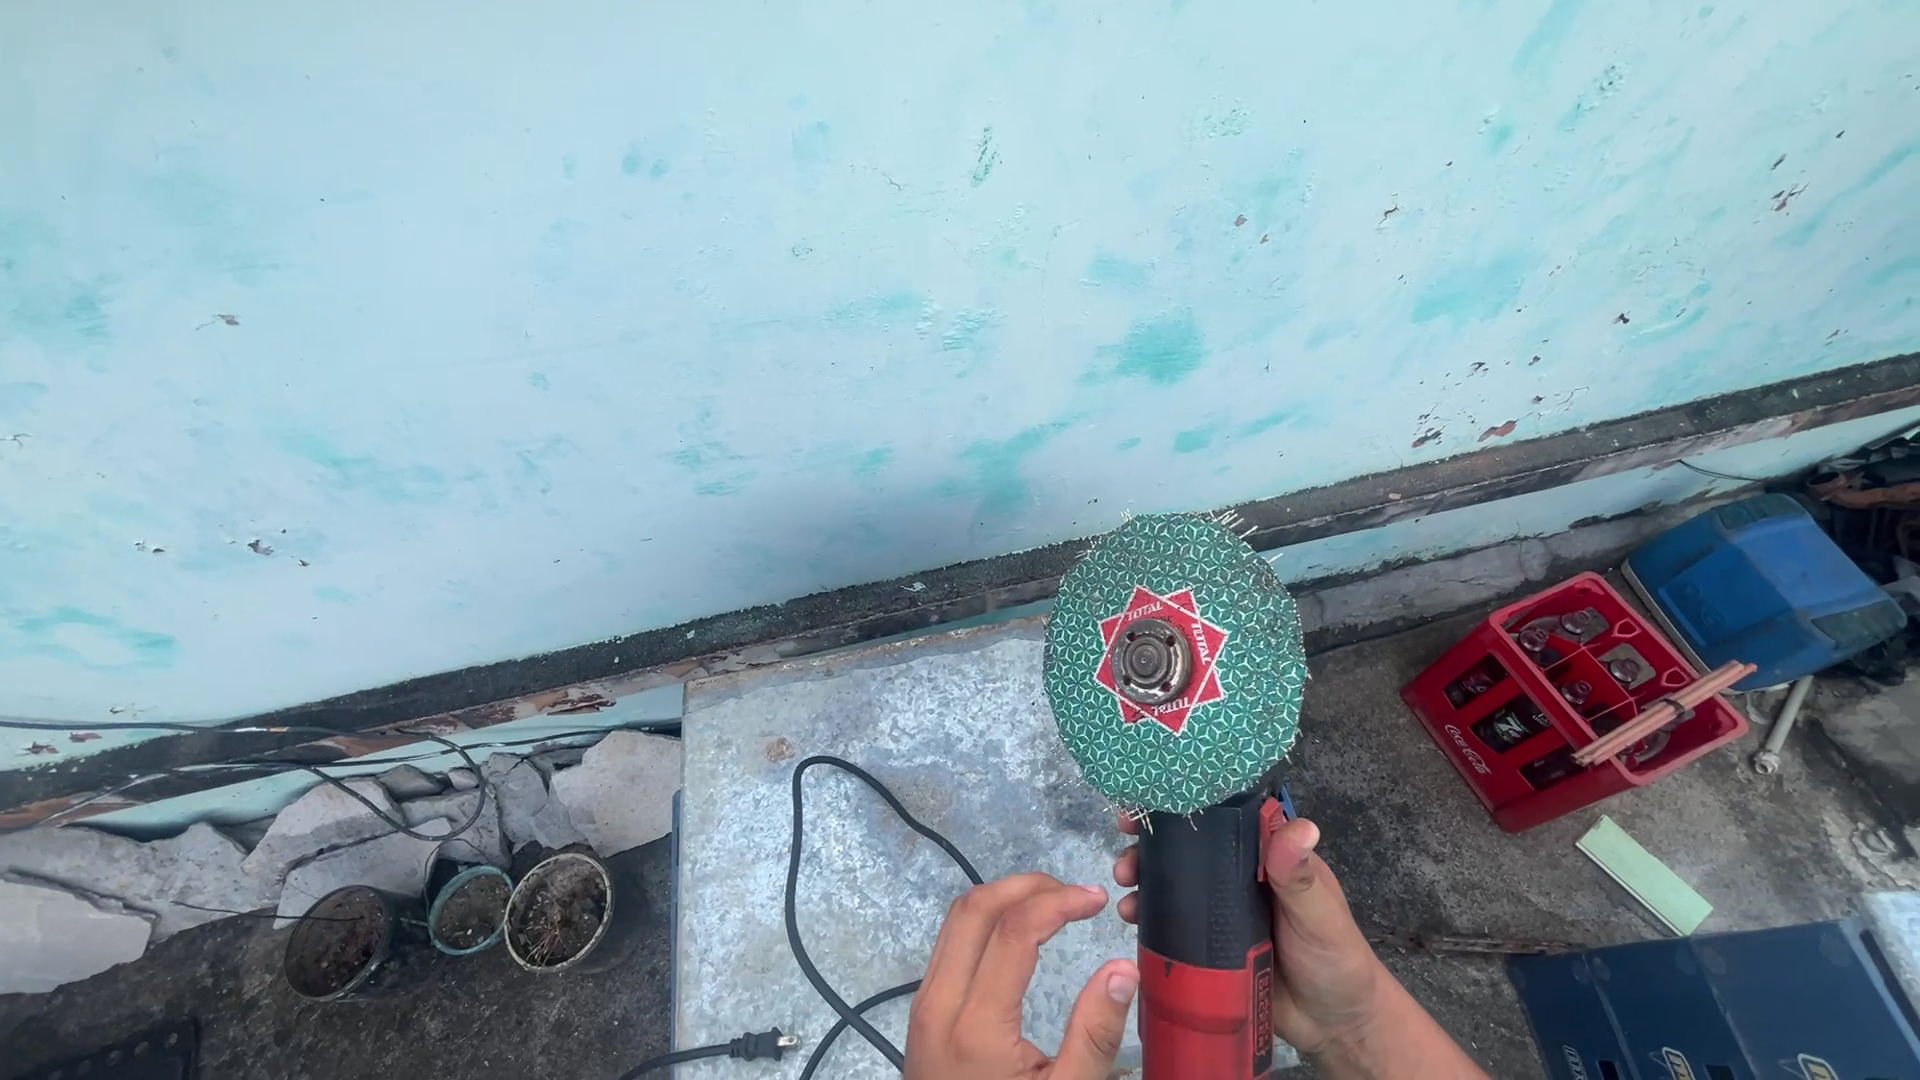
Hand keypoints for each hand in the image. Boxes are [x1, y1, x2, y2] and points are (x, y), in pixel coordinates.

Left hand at [905, 873, 1141, 1079]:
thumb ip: (1093, 1035)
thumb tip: (1123, 968)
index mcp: (975, 1026)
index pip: (1014, 930)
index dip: (1057, 902)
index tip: (1095, 898)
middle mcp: (939, 1001)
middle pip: (975, 908)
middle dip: (1027, 886)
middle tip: (1073, 893)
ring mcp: (923, 1003)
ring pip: (956, 918)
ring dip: (1004, 896)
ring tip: (1052, 902)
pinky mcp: (921, 1009)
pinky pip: (950, 941)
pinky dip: (985, 919)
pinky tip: (1018, 930)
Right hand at [1113, 813, 1382, 1055]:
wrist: (1334, 1027)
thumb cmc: (1335, 957)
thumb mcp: (1319, 913)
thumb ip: (1300, 875)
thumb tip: (1301, 826)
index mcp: (1263, 853)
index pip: (1218, 816)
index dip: (1183, 804)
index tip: (1149, 800)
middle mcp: (1235, 873)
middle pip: (1185, 845)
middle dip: (1150, 843)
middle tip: (1126, 848)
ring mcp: (1217, 907)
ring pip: (1171, 880)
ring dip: (1143, 877)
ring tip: (1126, 888)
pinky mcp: (1205, 942)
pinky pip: (1171, 921)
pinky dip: (1147, 915)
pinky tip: (1131, 918)